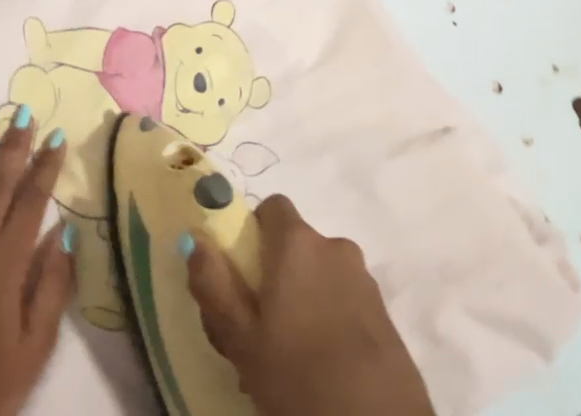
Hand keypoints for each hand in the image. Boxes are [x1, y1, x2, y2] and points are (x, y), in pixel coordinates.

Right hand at [185, 195, 434, 415]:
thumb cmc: (296, 373)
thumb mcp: (239, 336)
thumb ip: (212, 282)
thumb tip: (195, 238)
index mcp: (299, 244)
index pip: (273, 207)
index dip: (253, 231)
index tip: (241, 271)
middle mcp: (335, 248)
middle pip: (296, 245)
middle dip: (275, 274)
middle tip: (256, 325)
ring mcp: (365, 279)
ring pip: (320, 275)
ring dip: (302, 298)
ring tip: (286, 353)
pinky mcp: (384, 312)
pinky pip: (343, 299)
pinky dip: (328, 317)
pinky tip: (317, 363)